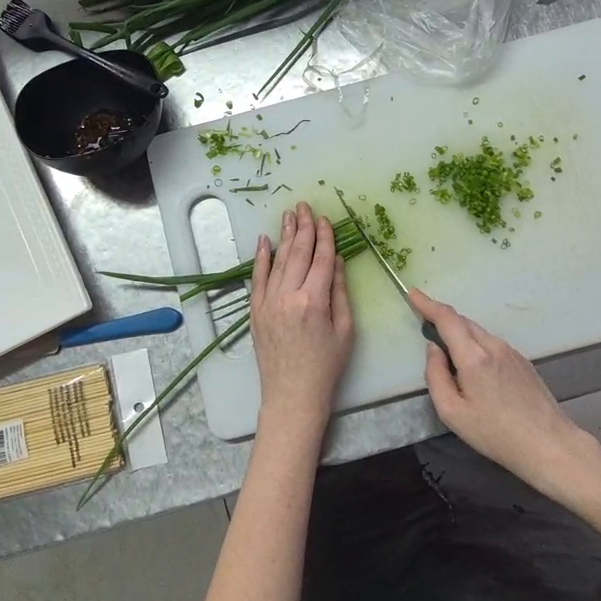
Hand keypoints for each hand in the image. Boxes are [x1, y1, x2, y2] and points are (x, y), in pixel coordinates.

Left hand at [250, 203, 353, 431]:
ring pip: (278, 261)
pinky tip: (264, 241)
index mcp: (315, 302)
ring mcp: (268, 303)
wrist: (292, 394)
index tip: (326, 219)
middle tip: (305, 206)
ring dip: (285, 236)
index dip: (325, 237)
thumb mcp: (345, 330)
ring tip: (289, 215)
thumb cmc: (326, 367)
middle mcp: (288, 297)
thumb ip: (340, 293)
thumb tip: (337, 262)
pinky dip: (260, 258)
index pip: (322, 260)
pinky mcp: (255, 311)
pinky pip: (258, 278)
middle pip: (299, 254)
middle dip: (303, 228)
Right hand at [409, 288, 595, 496]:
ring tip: (449, 354)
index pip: (447, 318)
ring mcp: (512, 352)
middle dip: (442, 318)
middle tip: (425, 324)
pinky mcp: (523, 362)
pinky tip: (475, 369)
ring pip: (479, 333)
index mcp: (474, 357)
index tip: (413, 294)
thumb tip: (433, 349)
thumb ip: (435, 376)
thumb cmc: (495, 433)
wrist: (548, 444)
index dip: (427, 304)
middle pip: (463, 322)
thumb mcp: (452, 412)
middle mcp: (494, 346)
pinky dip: (476, 345)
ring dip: (460, 334)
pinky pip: (492, 344)